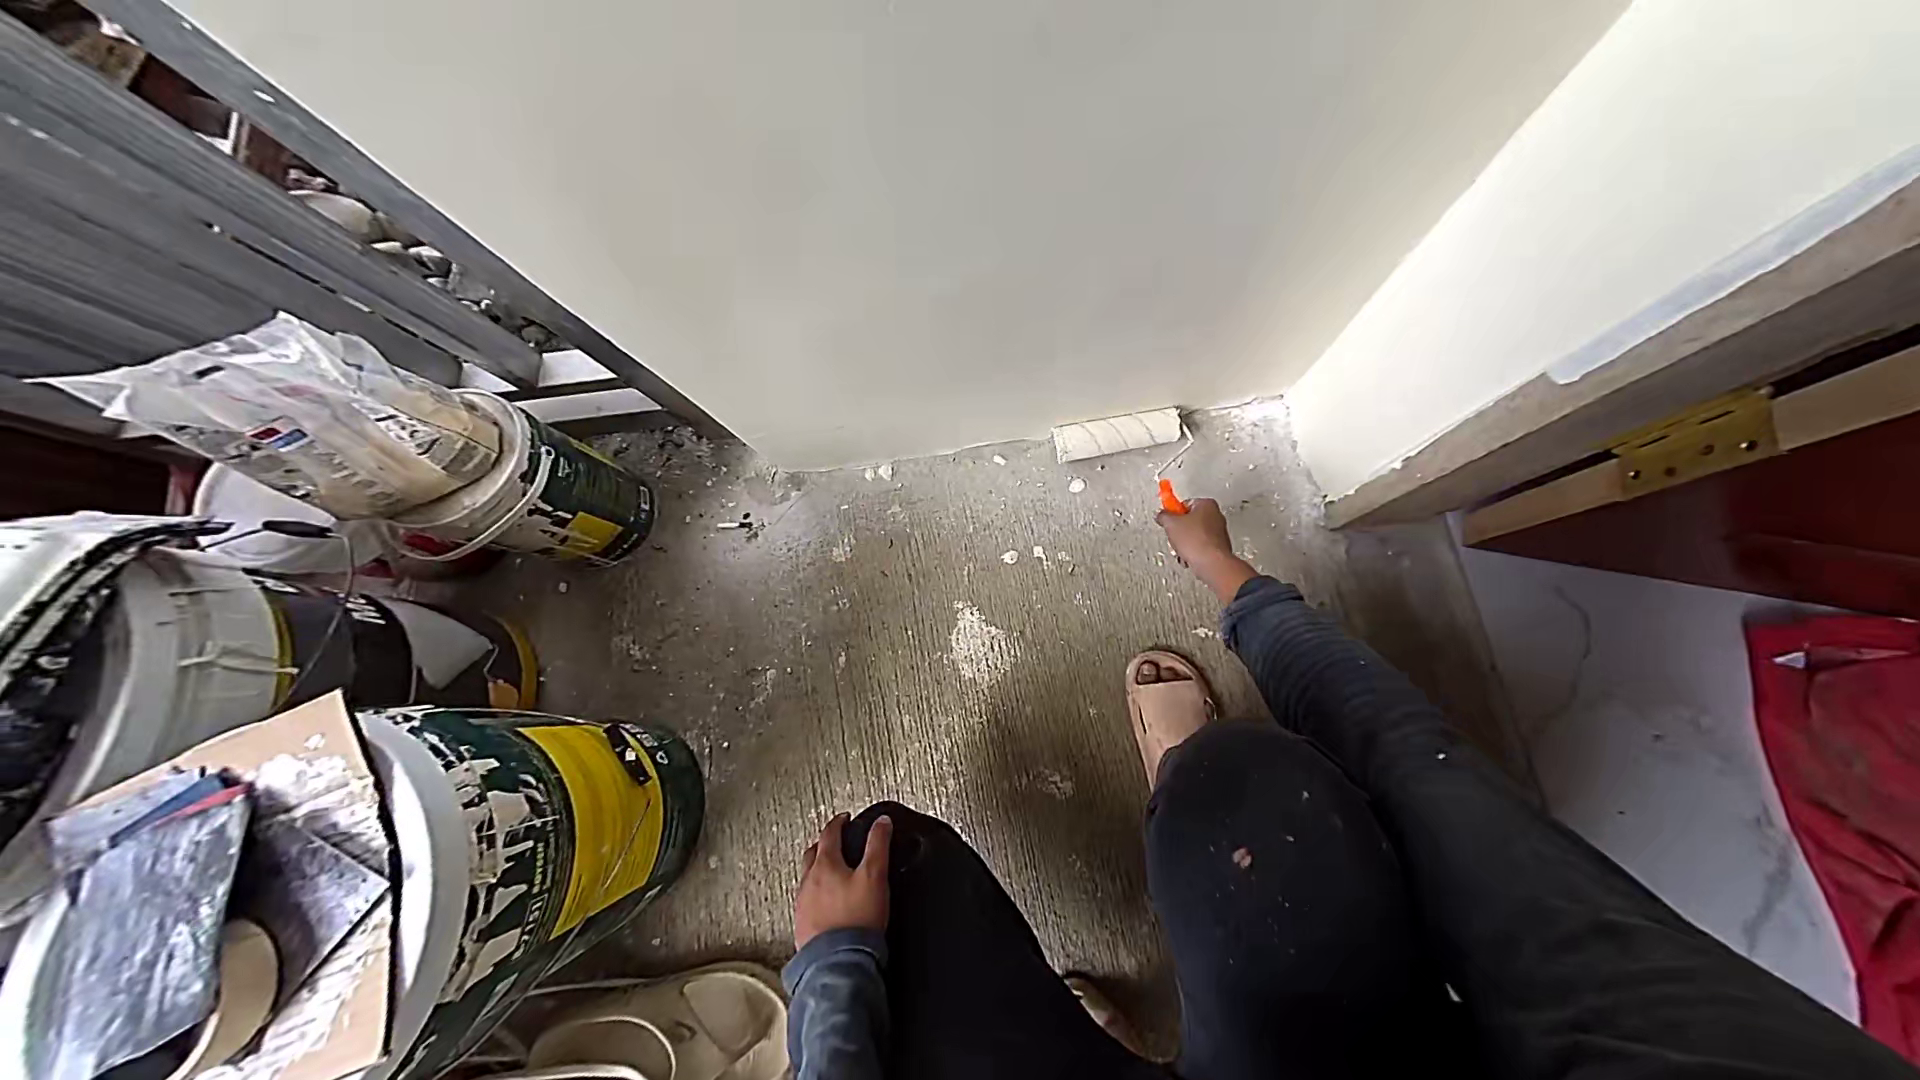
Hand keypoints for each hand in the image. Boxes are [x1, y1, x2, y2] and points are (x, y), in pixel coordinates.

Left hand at [794, 812, 891, 947]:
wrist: (838, 965)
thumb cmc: (856, 921)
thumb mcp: (875, 875)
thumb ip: (879, 845)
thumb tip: (882, 823)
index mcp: (825, 865)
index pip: (830, 833)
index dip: (839, 822)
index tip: (845, 819)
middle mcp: (809, 883)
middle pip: (814, 854)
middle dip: (825, 843)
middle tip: (835, 840)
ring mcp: (803, 906)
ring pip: (808, 878)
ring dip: (818, 869)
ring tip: (831, 870)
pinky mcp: (803, 927)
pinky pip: (807, 902)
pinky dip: (817, 894)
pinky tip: (826, 903)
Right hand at [1157, 497, 1256, 602]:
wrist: (1210, 563)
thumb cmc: (1197, 541)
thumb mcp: (1170, 524)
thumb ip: (1163, 515)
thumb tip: (1161, 514)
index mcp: (1207, 504)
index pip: (1184, 503)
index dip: (1173, 513)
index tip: (1167, 518)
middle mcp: (1216, 516)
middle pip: (1188, 520)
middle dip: (1178, 530)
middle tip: (1174, 535)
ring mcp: (1218, 532)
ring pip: (1193, 535)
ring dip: (1183, 543)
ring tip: (1181, 548)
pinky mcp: (1217, 547)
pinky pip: (1199, 546)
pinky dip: (1191, 551)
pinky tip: (1188, 556)